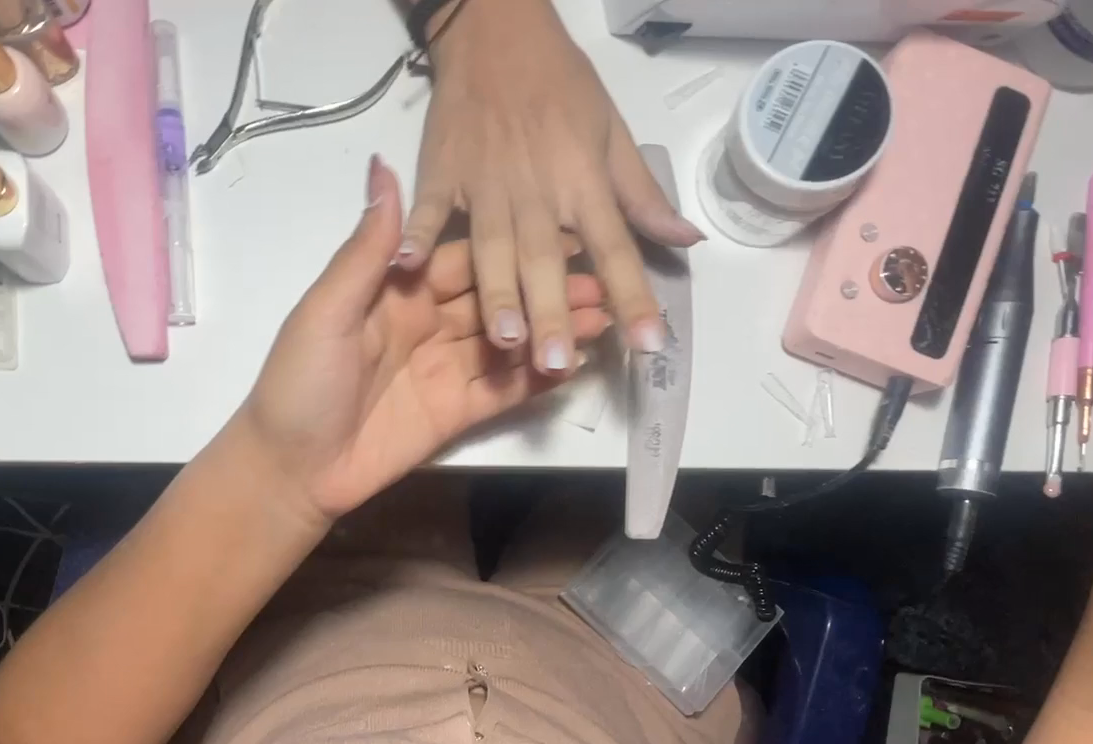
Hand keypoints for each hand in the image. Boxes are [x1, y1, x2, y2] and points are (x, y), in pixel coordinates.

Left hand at [237, 156, 609, 521]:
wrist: (294, 470)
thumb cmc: (301, 384)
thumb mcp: (328, 310)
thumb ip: (368, 249)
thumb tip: (384, 165)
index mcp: (397, 291)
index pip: (465, 258)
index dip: (512, 243)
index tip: (563, 227)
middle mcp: (428, 324)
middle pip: (496, 298)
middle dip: (546, 287)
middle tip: (603, 276)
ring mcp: (446, 370)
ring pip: (508, 342)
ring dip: (551, 329)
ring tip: (605, 316)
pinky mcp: (457, 412)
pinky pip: (504, 390)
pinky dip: (538, 377)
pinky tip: (575, 361)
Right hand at [398, 0, 701, 373]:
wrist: (497, 27)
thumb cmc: (559, 86)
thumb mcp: (611, 133)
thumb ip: (642, 196)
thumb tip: (687, 242)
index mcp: (582, 181)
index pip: (615, 246)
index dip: (633, 296)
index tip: (650, 344)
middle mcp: (537, 190)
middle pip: (546, 258)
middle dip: (551, 309)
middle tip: (554, 362)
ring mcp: (485, 183)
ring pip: (491, 244)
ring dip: (495, 291)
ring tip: (502, 340)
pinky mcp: (442, 173)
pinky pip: (427, 209)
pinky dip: (413, 235)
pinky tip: (405, 266)